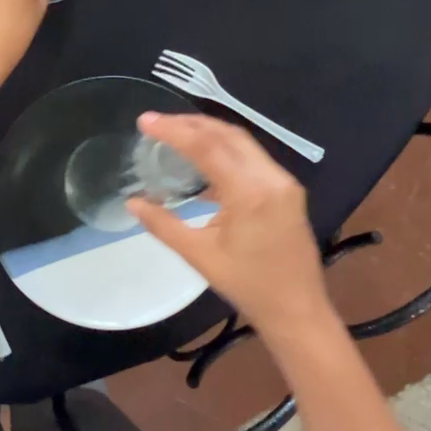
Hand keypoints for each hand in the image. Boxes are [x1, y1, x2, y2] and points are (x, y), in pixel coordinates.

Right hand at [127, 112, 333, 332]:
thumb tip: (132, 202)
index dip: (175, 130)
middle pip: (228, 135)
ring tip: (174, 133)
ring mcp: (283, 183)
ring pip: (242, 143)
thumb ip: (163, 225)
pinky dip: (224, 151)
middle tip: (157, 122)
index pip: (208, 147)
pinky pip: (252, 159)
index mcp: (251, 194)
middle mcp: (272, 179)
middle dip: (191, 124)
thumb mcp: (199, 256)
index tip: (146, 121)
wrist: (297, 309)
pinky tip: (201, 161)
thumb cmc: (248, 286)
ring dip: (208, 133)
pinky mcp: (287, 191)